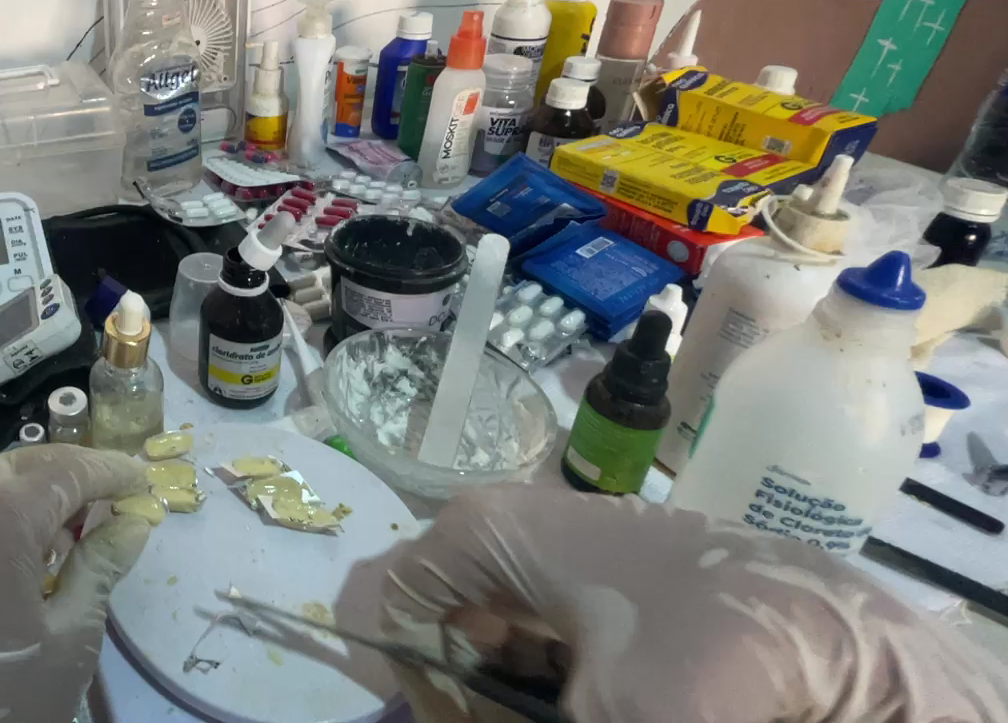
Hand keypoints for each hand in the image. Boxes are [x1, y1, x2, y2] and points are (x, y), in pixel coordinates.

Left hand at [0, 445, 152, 722]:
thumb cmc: (11, 697)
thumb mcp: (73, 634)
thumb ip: (101, 565)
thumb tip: (134, 522)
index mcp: (0, 520)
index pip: (65, 474)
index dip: (108, 471)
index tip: (141, 481)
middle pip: (24, 468)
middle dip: (71, 473)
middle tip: (110, 493)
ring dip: (30, 490)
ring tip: (67, 520)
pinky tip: (7, 538)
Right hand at [375, 485, 1007, 721]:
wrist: (822, 617)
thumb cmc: (695, 647)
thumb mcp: (611, 715)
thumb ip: (510, 717)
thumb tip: (465, 715)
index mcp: (477, 531)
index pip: (401, 604)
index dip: (422, 677)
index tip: (460, 721)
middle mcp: (491, 521)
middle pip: (439, 609)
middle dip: (462, 680)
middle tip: (497, 716)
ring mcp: (534, 536)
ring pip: (480, 617)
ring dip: (499, 680)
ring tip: (544, 705)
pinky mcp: (575, 561)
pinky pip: (524, 618)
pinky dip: (534, 667)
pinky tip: (573, 694)